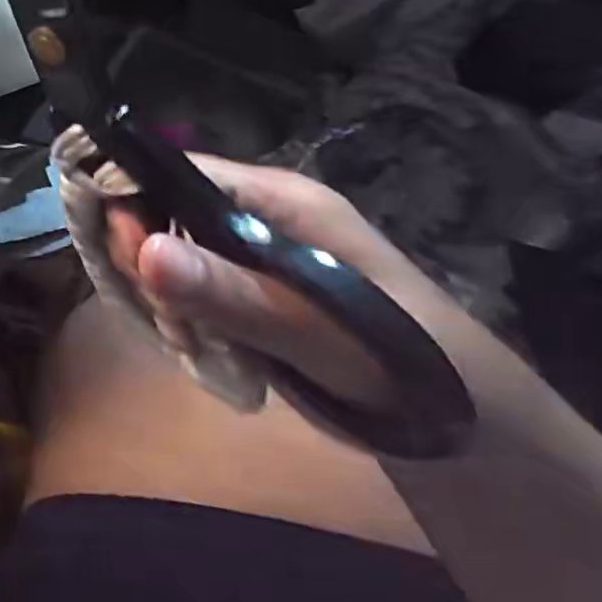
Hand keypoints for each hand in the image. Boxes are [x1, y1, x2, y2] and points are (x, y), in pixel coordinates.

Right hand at [102, 155, 416, 409]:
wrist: (474, 430)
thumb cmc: (415, 367)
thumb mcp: (320, 332)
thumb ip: (231, 292)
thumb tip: (144, 249)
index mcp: (274, 198)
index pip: (167, 171)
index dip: (129, 204)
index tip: (127, 263)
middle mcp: (248, 212)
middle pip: (150, 210)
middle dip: (141, 262)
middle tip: (170, 318)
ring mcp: (238, 249)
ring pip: (153, 252)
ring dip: (155, 296)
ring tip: (189, 339)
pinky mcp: (233, 283)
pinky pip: (172, 283)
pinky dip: (169, 312)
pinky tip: (194, 343)